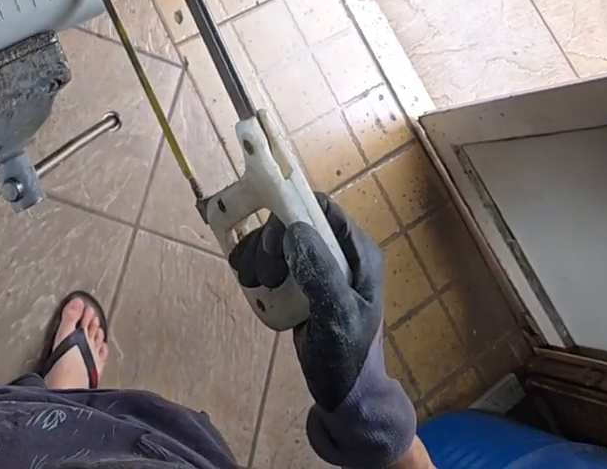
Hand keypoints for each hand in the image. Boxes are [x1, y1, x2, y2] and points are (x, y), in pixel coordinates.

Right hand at [230, 194, 415, 468]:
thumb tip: (294, 229)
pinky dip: (255, 263)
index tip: (269, 236)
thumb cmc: (345, 358)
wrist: (343, 397)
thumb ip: (320, 272)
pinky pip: (272, 257)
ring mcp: (319, 265)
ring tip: (252, 281)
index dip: (293, 210)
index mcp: (358, 253)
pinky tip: (248, 280)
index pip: (323, 209)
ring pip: (279, 238)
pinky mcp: (301, 280)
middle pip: (295, 221)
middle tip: (263, 274)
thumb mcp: (336, 316)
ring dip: (258, 253)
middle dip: (271, 241)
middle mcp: (339, 252)